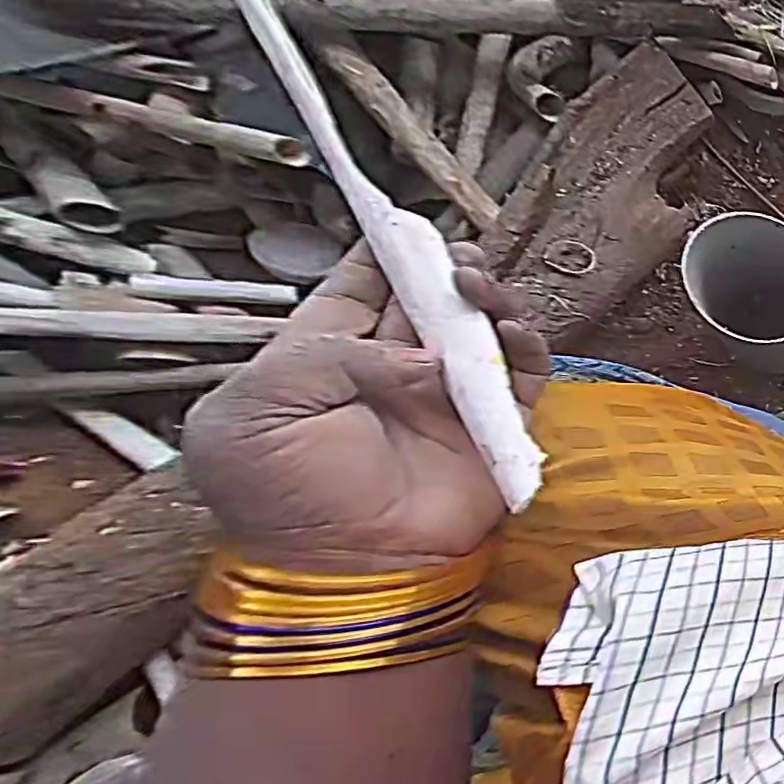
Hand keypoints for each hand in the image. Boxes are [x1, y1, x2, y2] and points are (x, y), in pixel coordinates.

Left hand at [181, 242, 551, 572]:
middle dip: (444, 270)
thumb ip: (330, 359)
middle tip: (457, 256)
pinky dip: (526, 347)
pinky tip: (514, 331)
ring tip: (480, 287)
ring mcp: (453, 395)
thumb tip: (426, 358)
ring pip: (482, 330)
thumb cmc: (291, 494)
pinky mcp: (500, 420)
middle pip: (429, 303)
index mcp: (329, 359)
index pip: (357, 292)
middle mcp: (397, 369)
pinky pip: (523, 373)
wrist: (360, 562)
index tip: (398, 221)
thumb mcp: (256, 412)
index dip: (379, 255)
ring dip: (488, 301)